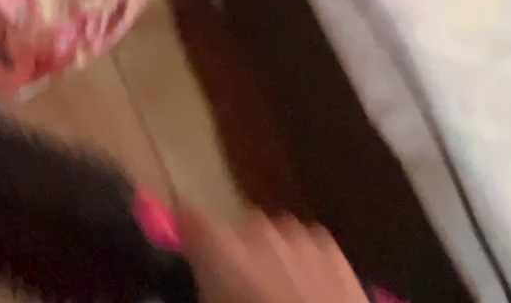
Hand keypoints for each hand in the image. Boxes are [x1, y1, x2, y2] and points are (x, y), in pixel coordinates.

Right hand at [180, 209, 370, 302]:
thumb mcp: (214, 302)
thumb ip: (206, 286)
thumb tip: (205, 283)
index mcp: (218, 246)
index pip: (185, 215)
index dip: (181, 228)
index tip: (182, 244)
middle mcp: (252, 227)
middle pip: (234, 232)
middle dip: (236, 257)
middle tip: (242, 296)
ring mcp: (295, 233)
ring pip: (272, 239)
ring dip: (271, 260)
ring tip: (279, 299)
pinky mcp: (330, 247)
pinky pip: (306, 248)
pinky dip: (303, 265)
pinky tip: (311, 296)